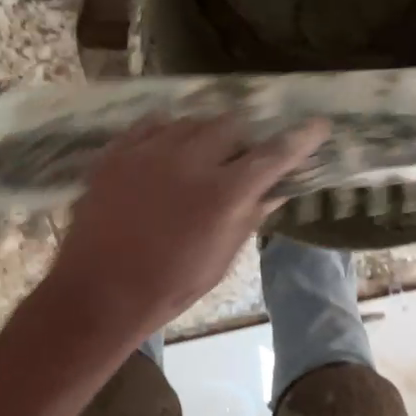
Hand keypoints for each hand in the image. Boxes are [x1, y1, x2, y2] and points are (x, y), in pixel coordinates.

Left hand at [50, 115, 328, 334]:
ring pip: (193, 120)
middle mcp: (190, 161)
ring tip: (202, 156)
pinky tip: (169, 149)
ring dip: (207, 133)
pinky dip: (169, 131)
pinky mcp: (118, 152)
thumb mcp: (221, 259)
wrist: (96, 295)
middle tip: (240, 157)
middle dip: (244, 137)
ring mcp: (150, 151)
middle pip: (232, 124)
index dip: (301, 138)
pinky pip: (153, 123)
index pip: (274, 153)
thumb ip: (250, 217)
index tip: (319, 125)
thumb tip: (277, 190)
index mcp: (223, 194)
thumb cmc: (168, 287)